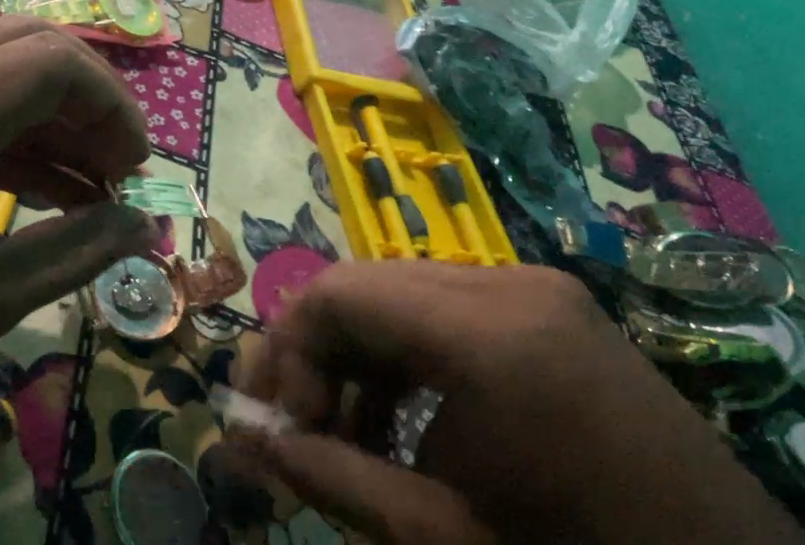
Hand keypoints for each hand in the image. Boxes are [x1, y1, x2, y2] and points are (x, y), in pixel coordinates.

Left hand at [0, 16, 159, 424]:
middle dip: (84, 97)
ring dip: (44, 109)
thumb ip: (80, 249)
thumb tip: (141, 225)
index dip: (112, 106)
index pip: (56, 62)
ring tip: (84, 185)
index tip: (133, 168)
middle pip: (27, 43)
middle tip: (112, 168)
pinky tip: (32, 180)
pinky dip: (0, 120)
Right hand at [198, 262, 804, 544]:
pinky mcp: (560, 313)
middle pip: (363, 288)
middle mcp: (511, 284)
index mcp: (487, 330)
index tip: (282, 428)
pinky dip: (407, 357)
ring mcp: (542, 293)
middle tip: (301, 430)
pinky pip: (448, 310)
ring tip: (350, 436)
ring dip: (358, 359)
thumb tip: (244, 441)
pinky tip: (406, 422)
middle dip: (316, 357)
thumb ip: (328, 476)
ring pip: (399, 296)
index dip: (286, 355)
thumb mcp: (438, 535)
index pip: (335, 295)